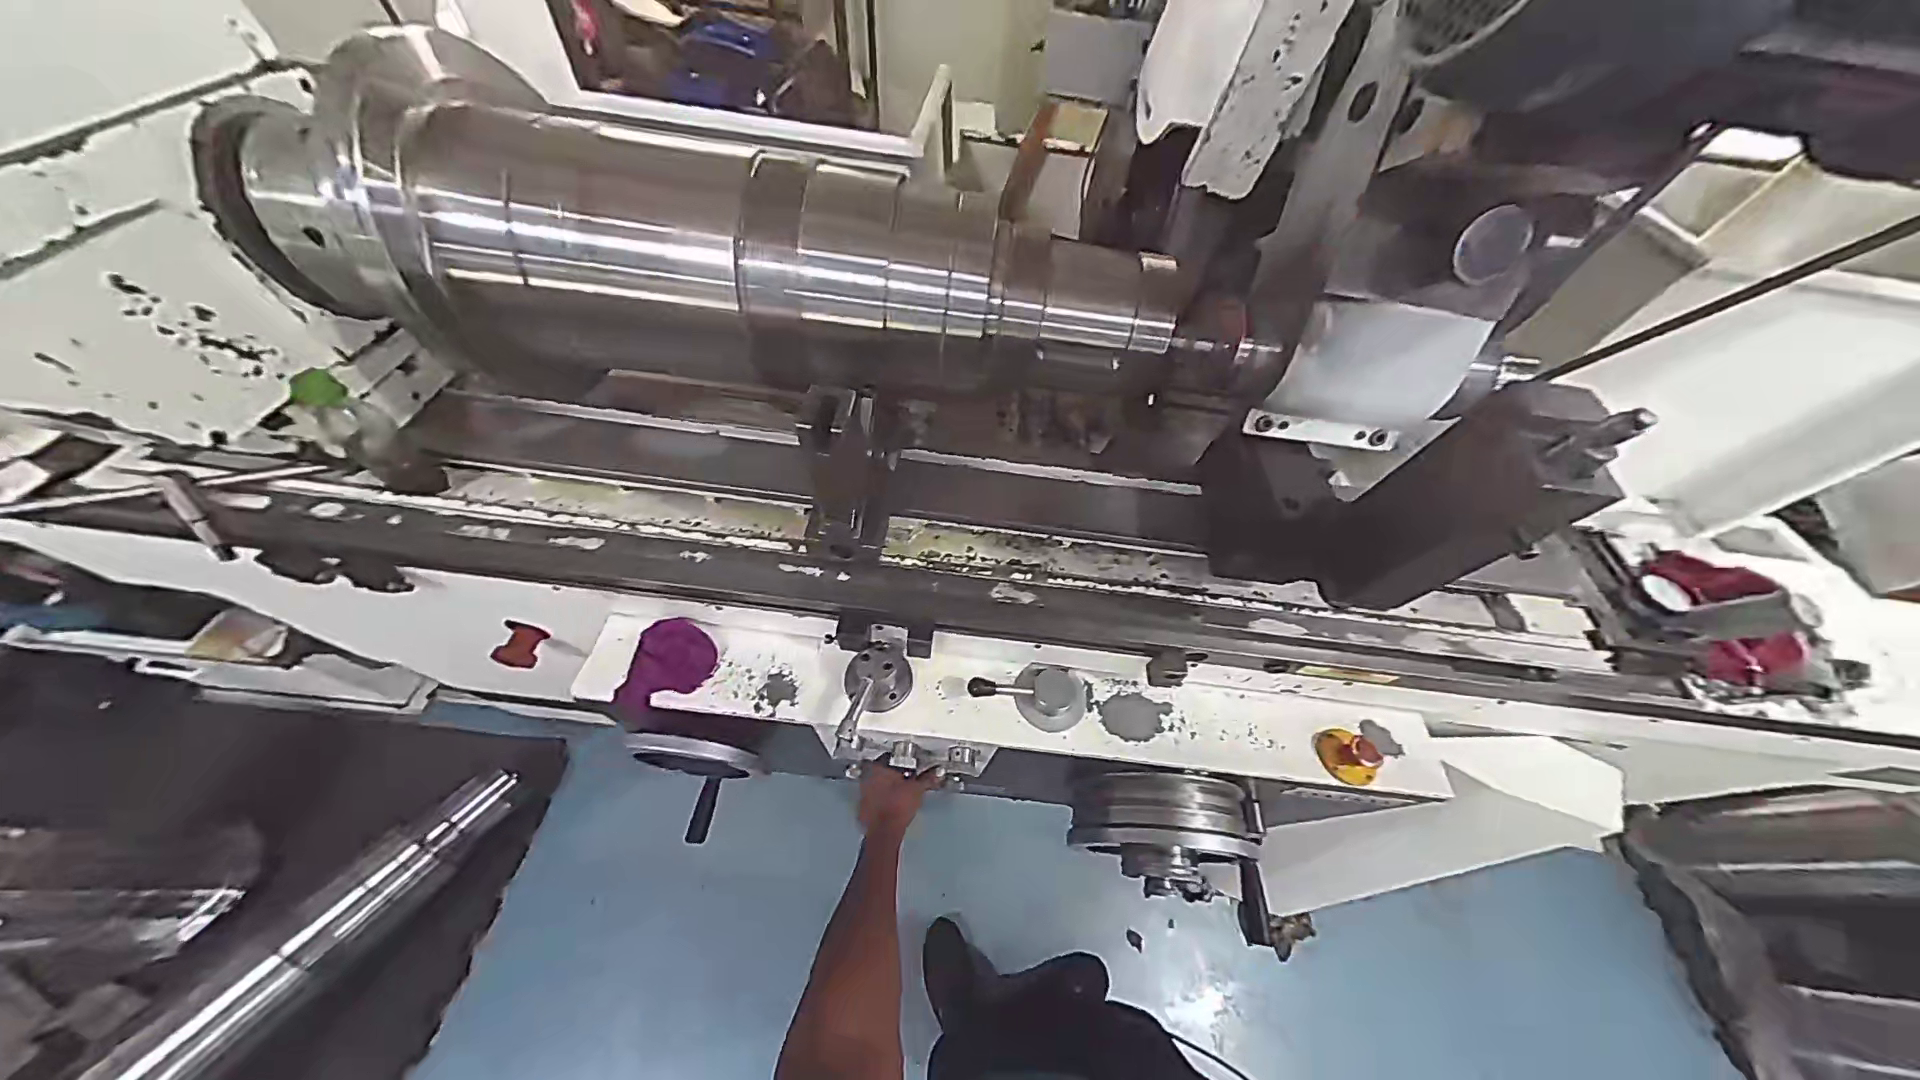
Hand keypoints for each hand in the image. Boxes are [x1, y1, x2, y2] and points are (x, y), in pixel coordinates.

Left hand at [856, 761, 942, 840]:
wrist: (885, 831)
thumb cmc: (898, 806)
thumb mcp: (917, 789)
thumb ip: (927, 779)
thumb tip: (935, 774)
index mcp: (878, 768)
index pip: (889, 757)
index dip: (901, 761)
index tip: (909, 766)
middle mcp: (867, 778)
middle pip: (882, 771)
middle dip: (894, 774)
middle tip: (906, 779)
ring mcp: (863, 794)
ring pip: (876, 785)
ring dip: (887, 787)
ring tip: (901, 793)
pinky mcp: (863, 809)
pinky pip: (874, 799)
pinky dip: (882, 800)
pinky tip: (892, 805)